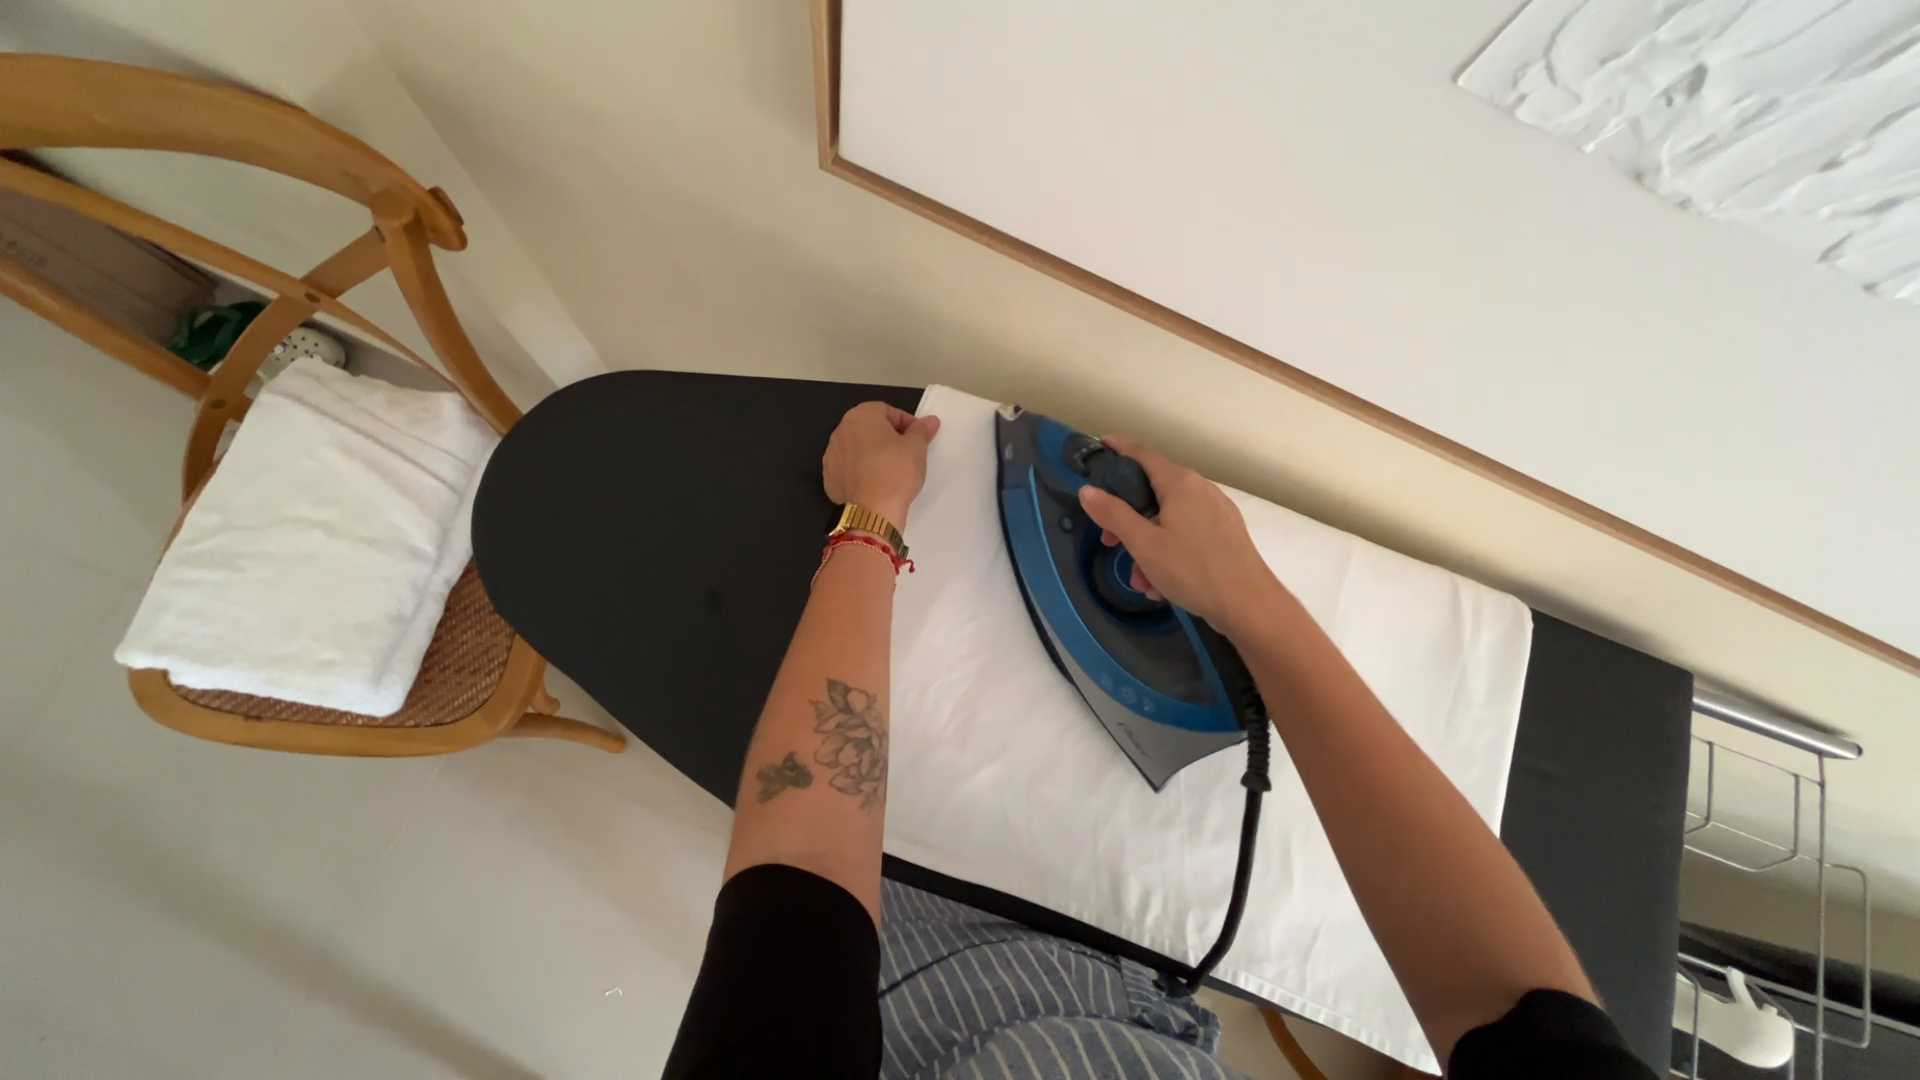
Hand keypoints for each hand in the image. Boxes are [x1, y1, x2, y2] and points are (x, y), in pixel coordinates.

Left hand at [822, 402, 940, 528]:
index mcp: (860, 416)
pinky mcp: (829, 479)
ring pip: (857, 449)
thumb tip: (930, 421)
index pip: (886, 410)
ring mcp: (831, 456)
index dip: (905, 422)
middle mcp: (840, 431)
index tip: (918, 438)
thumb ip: (922, 430)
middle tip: (906, 453)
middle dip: (887, 437)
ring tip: (891, 470)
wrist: (873, 510)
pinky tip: (875, 484)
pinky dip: (861, 473)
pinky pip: (849, 470)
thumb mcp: (916, 447)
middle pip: (868, 428)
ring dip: (872, 454)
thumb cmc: (896, 470)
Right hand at [1077, 436, 1283, 636]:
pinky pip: (1187, 534)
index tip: (1099, 447)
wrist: (1249, 604)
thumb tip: (1088, 490)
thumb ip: (1113, 514)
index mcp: (1181, 483)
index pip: (1143, 453)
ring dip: (1147, 545)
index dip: (1119, 448)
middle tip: (1108, 541)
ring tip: (1140, 579)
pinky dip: (1168, 551)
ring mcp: (1217, 512)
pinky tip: (1162, 583)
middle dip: (1127, 518)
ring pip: (1169, 519)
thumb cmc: (1192, 569)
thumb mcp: (1143, 544)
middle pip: (1154, 492)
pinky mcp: (1226, 534)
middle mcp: (1201, 489)